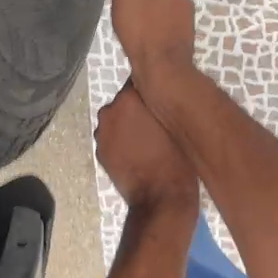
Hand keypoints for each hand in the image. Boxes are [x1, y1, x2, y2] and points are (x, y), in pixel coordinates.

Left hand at [95, 81, 197, 213]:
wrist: (161, 197)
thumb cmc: (177, 157)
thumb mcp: (177, 120)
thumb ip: (163, 101)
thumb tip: (158, 93)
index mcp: (130, 97)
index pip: (140, 80)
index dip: (153, 87)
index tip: (164, 96)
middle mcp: (110, 110)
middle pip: (126, 101)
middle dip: (140, 108)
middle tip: (159, 121)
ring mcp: (102, 133)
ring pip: (118, 120)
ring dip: (130, 125)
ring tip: (150, 140)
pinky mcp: (100, 152)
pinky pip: (113, 139)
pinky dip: (123, 142)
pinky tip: (139, 154)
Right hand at [107, 0, 195, 93]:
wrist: (161, 67)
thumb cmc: (143, 26)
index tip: (120, 1)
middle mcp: (185, 0)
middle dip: (135, 6)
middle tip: (124, 19)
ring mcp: (185, 22)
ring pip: (154, 16)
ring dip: (141, 23)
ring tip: (131, 35)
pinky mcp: (182, 41)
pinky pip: (159, 32)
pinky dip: (149, 37)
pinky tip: (141, 46)